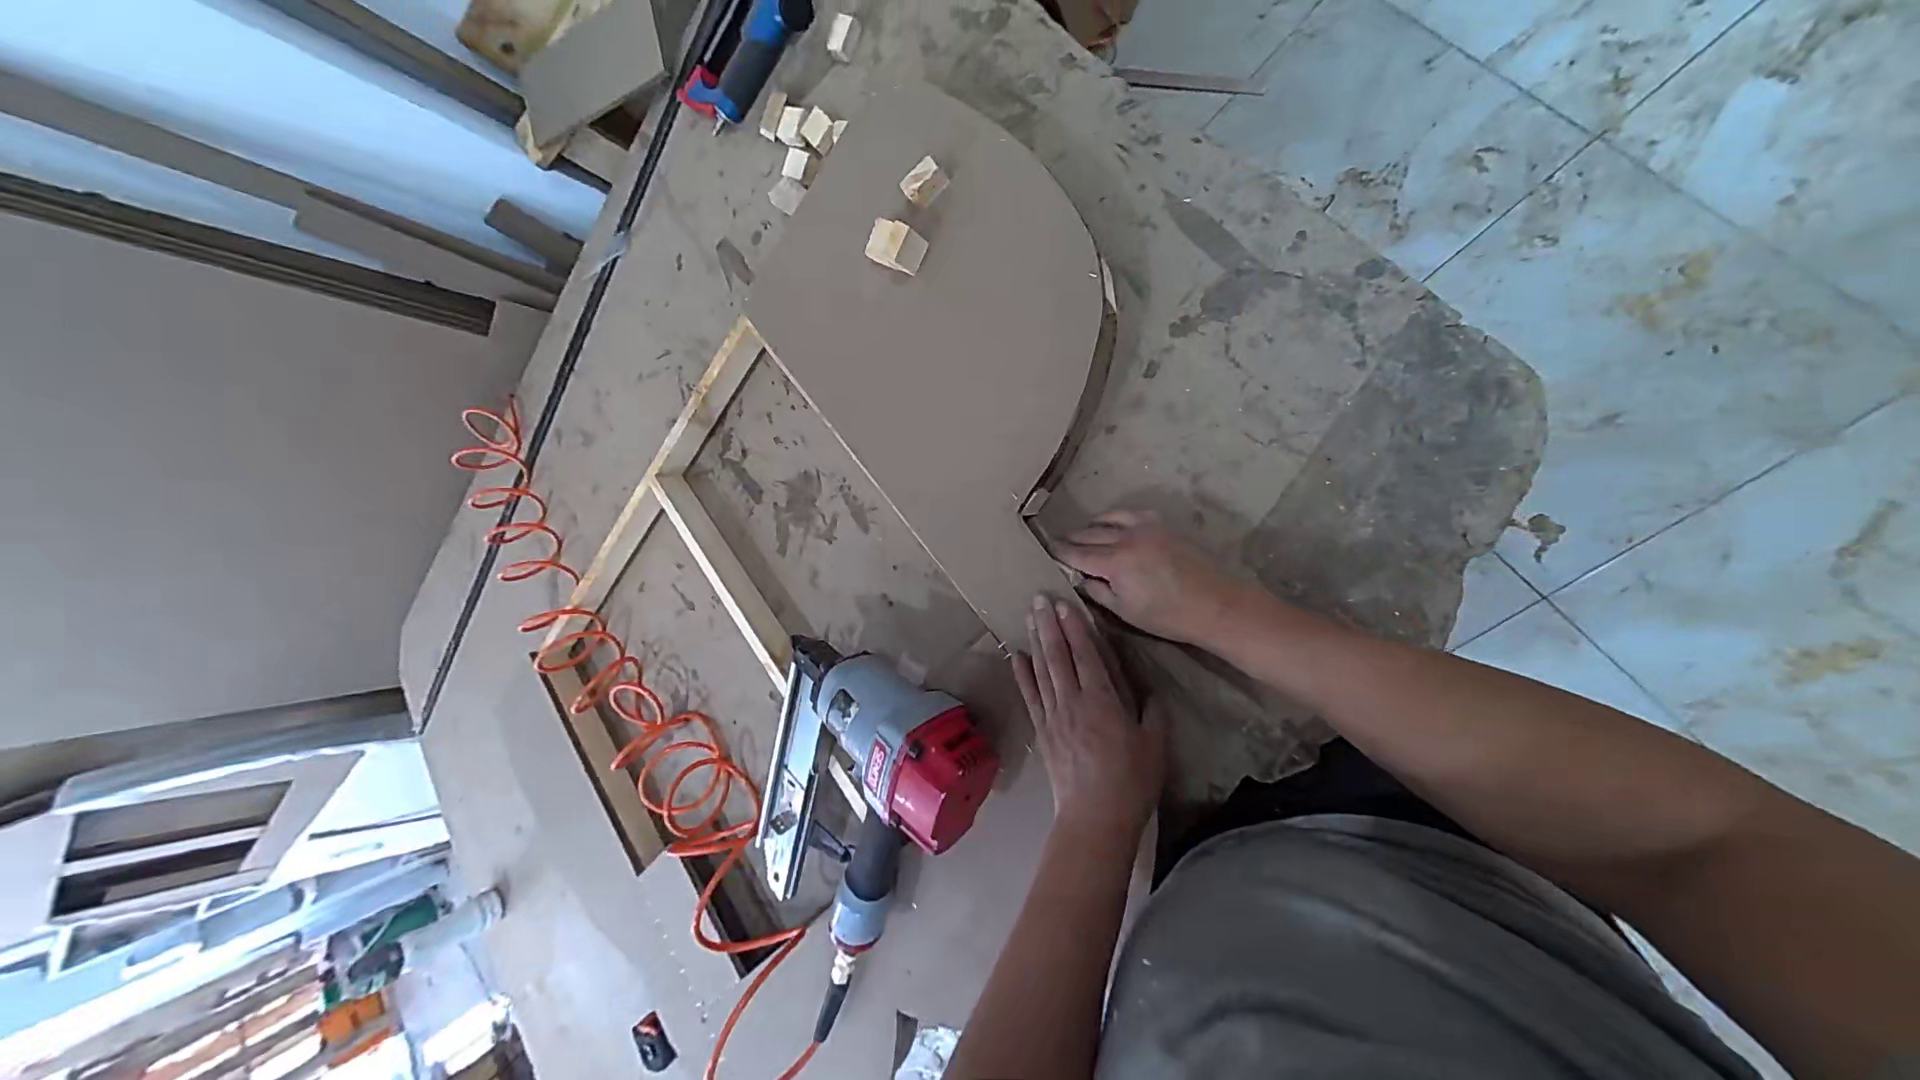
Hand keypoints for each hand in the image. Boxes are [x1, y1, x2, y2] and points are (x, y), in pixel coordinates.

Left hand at [1012, 596, 1165, 839]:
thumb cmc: (1131, 780)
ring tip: (1029, 617)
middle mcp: (1073, 701)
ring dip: (1036, 641)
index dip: (1075, 627)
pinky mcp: (1043, 731)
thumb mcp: (1156, 743)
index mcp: (1102, 699)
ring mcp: (1053, 715)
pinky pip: (1030, 696)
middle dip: (1049, 624)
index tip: (1065, 604)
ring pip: (1042, 670)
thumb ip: (1153, 711)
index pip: (1087, 654)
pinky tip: (1017, 657)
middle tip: (1039, 598)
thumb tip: (1149, 690)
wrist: (1095, 816)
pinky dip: (1022, 675)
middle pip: (1058, 655)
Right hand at [1053, 509, 1246, 646]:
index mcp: (1115, 562)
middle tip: (1059, 542)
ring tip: (1081, 533)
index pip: (1077, 554)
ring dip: (1091, 526)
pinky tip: (1111, 523)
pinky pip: (1130, 513)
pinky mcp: (1161, 525)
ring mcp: (1145, 527)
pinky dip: (1115, 517)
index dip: (1060, 552)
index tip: (1046, 550)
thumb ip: (1097, 590)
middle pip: (1090, 534)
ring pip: (1108, 520)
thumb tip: (1081, 577)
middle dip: (1072, 539)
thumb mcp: (1124, 610)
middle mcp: (1126, 538)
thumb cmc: (1167, 616)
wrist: (1215, 604)